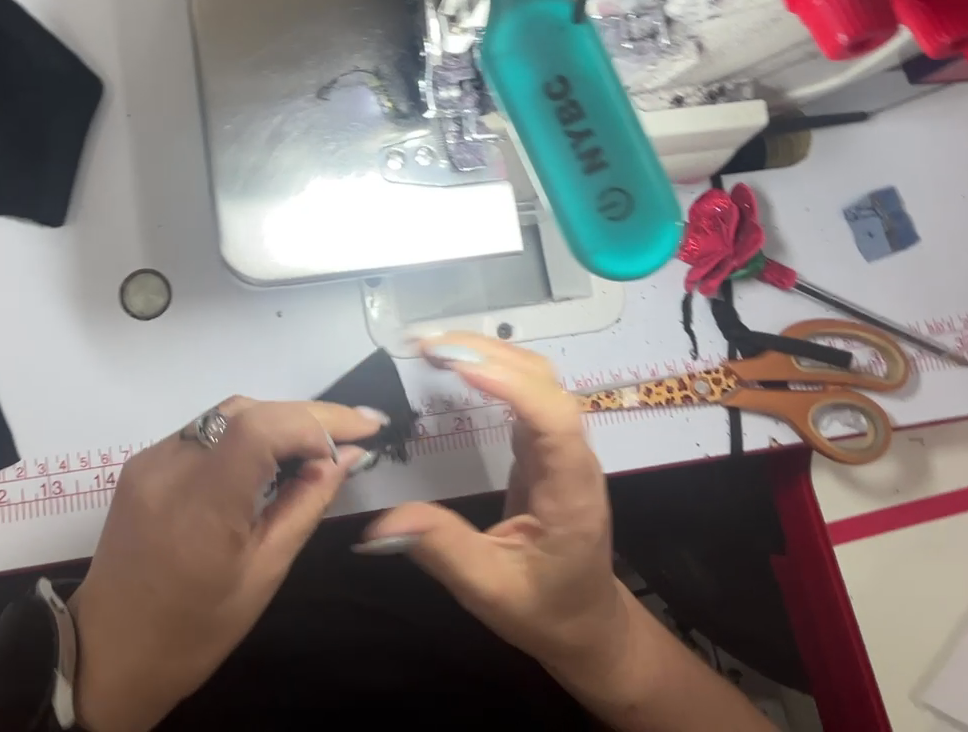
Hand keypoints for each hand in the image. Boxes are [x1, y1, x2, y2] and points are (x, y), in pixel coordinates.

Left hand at [68, 397, 385, 731]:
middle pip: (247, 410)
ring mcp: (150, 460)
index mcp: (201, 506)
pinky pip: (202, 430)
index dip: (317, 419)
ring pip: (225, 413)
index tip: (363, 429)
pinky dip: (243, 433)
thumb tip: (347, 457)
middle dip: (305, 416)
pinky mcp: (142, 462)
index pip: (261, 429)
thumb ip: (306, 505)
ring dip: (275, 419)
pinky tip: (268, 455)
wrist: (109, 653)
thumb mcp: (264, 574)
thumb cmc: (195, 631)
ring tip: (317, 443)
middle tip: (353, 432)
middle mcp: (170, 468)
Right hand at [359, 333, 628, 691]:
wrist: (585, 623)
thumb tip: (382, 524)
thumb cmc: (546, 609)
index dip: (511, 386)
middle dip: (486, 354)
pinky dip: (487, 369)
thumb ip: (441, 549)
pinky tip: (454, 365)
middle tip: (426, 344)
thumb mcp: (488, 589)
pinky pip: (522, 392)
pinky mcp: (541, 445)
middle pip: (543, 383)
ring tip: (433, 345)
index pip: (553, 419)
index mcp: (570, 491)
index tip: (459, 367)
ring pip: (534, 378)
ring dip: (486, 353)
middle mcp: (571, 457)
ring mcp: (558, 446)